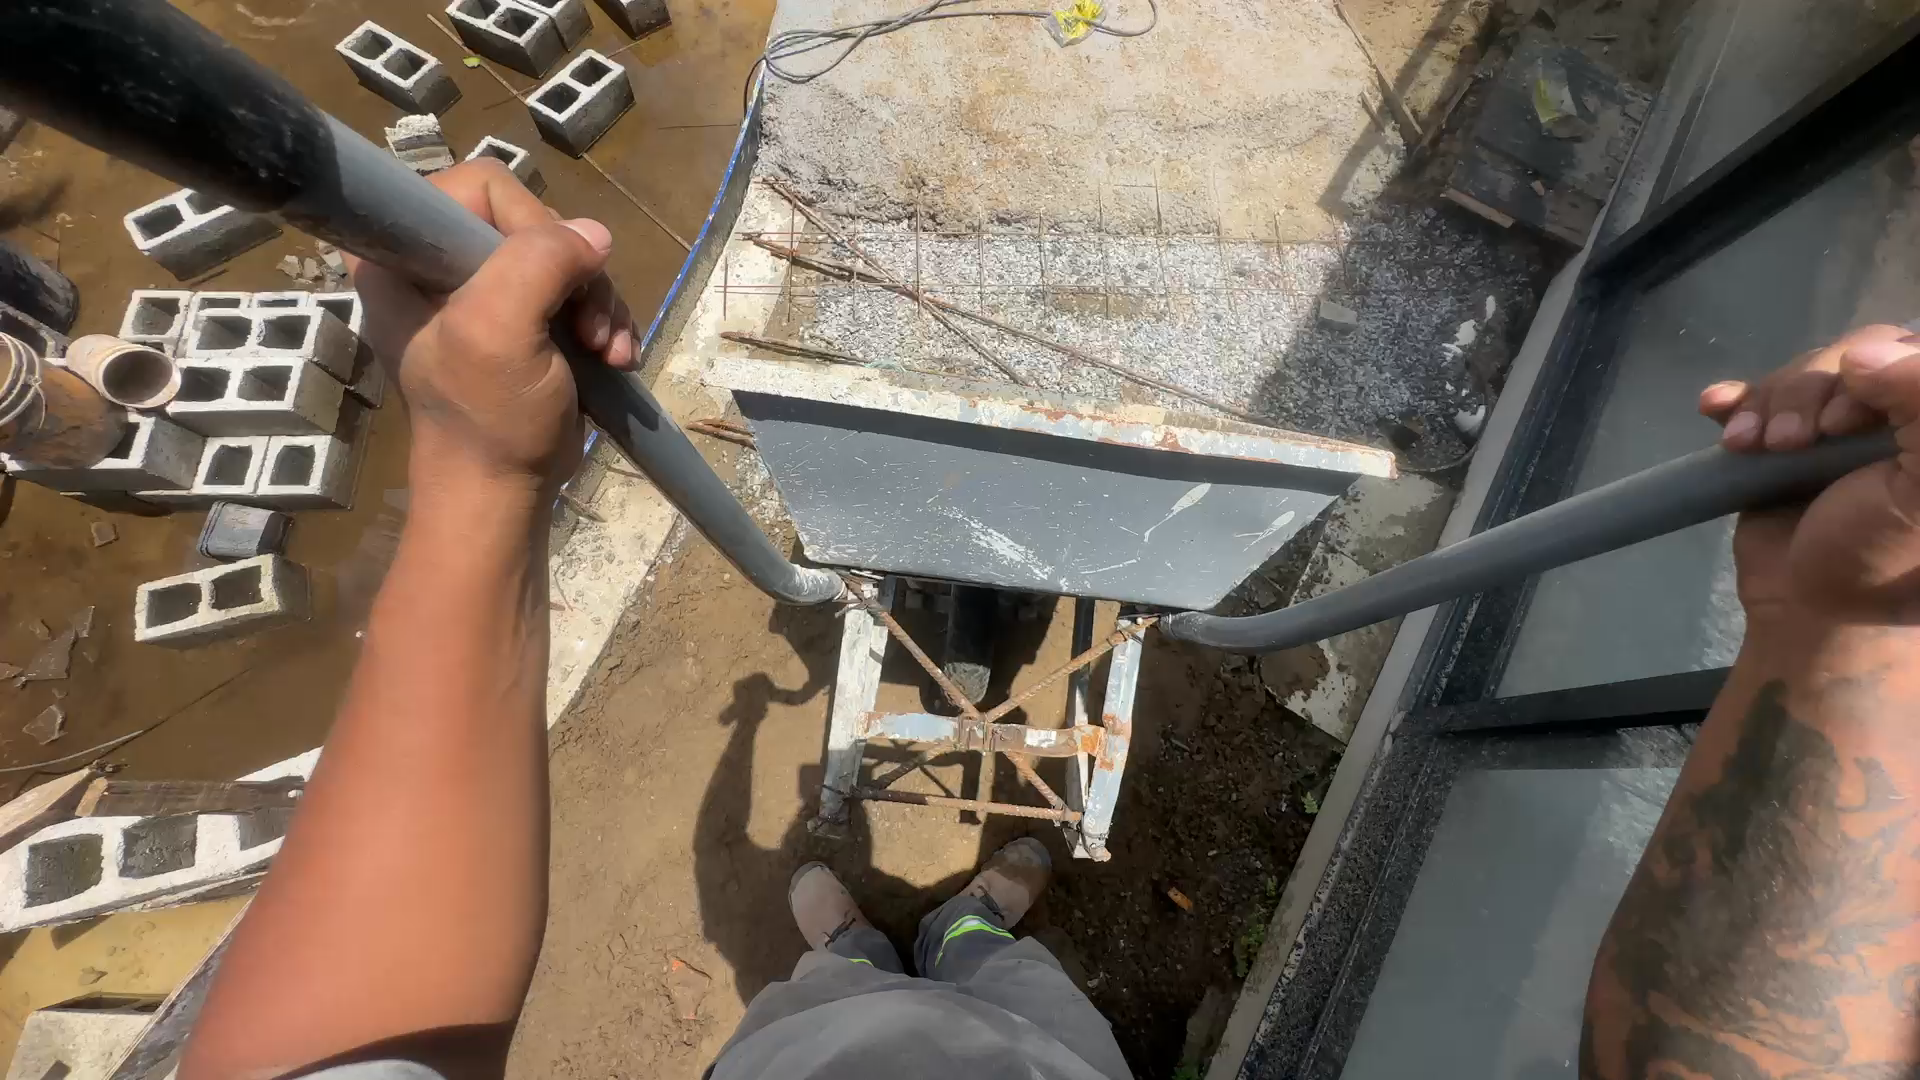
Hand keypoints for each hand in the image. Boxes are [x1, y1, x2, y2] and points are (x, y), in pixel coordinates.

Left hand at [345, 159, 637, 501]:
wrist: (503, 487)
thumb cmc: (488, 416)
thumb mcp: (500, 331)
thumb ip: (538, 263)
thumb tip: (596, 235)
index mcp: (406, 251)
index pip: (485, 188)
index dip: (535, 228)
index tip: (557, 285)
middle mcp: (443, 262)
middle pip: (538, 227)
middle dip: (581, 280)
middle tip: (594, 331)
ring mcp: (489, 295)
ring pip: (569, 264)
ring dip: (603, 308)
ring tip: (611, 352)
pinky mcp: (527, 324)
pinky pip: (580, 298)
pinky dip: (607, 325)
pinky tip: (615, 357)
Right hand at [1698, 324, 1919, 626]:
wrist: (1815, 606)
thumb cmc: (1887, 553)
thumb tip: (1862, 356)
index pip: (1908, 347)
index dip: (1872, 369)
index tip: (1849, 425)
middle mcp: (1895, 414)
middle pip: (1848, 355)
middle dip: (1806, 394)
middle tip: (1791, 445)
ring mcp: (1833, 428)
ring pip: (1794, 377)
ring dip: (1761, 406)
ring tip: (1749, 449)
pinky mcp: (1777, 448)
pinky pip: (1748, 401)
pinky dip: (1730, 400)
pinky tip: (1714, 408)